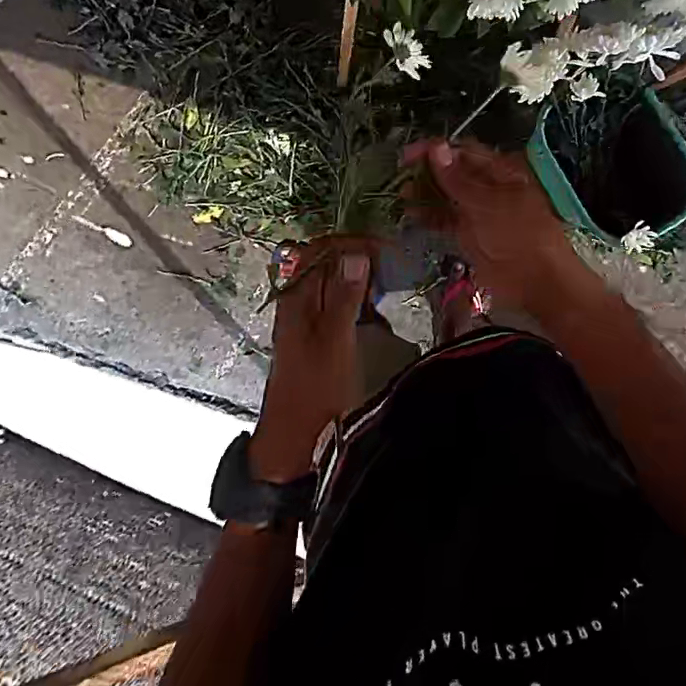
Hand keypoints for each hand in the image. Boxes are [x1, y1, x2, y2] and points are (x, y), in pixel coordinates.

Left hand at [249, 236, 373, 481]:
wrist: (295, 441)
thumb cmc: (315, 390)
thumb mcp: (335, 341)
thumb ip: (344, 297)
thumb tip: (356, 253)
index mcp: (298, 297)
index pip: (321, 250)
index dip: (351, 244)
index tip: (384, 250)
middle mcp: (299, 302)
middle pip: (327, 264)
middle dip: (359, 259)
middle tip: (391, 267)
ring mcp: (307, 320)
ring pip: (334, 286)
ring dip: (360, 281)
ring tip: (388, 288)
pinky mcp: (318, 338)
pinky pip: (339, 307)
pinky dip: (358, 303)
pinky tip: (376, 314)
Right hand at [402, 139, 587, 315]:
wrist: (536, 281)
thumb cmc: (518, 234)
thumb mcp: (486, 203)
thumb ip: (457, 178)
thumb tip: (436, 148)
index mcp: (500, 172)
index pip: (464, 152)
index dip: (436, 150)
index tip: (409, 155)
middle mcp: (487, 189)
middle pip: (453, 173)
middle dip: (427, 172)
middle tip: (401, 175)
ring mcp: (477, 213)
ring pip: (446, 197)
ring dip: (425, 194)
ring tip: (402, 196)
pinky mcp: (468, 236)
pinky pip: (445, 220)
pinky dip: (429, 216)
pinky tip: (411, 215)